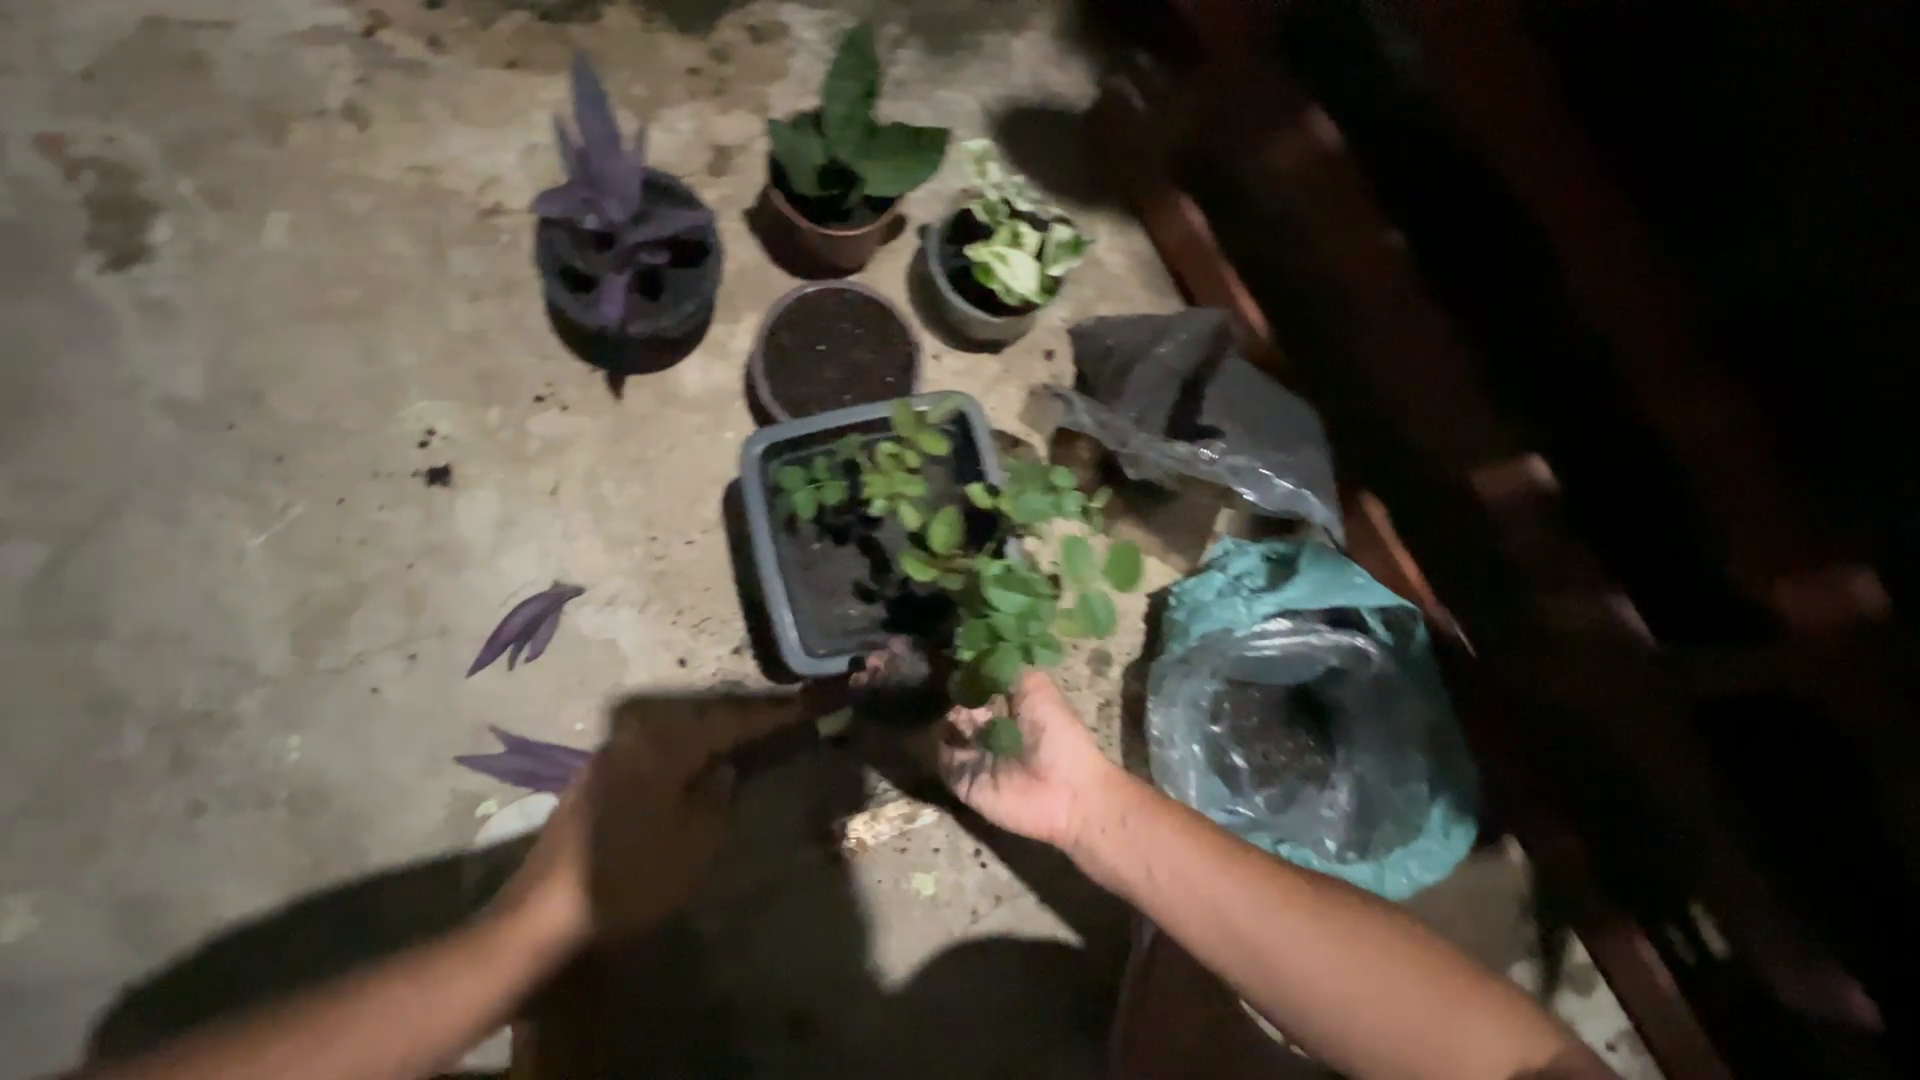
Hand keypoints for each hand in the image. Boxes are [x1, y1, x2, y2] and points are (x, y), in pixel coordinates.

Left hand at [491, 696, 796, 947]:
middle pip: (697, 719)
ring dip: (706, 736)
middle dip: (737, 720)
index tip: (801, 707)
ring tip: (739, 740)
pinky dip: (678, 753)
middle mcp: (633, 741)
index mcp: (663, 749)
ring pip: (671, 734)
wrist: (541, 916)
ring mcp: (608, 759)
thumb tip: (725, 769)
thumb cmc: (629, 878)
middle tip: (774, 719)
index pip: (727, 722)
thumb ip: (717, 798)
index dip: (767, 716)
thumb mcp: (693, 845)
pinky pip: (650, 752)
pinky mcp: (592, 781)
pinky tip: (689, 768)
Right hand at [933, 671, 1126, 849]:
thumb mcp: (1037, 686)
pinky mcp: (961, 781)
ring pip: (943, 729)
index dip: (961, 671)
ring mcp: (971, 754)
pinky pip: (937, 760)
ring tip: (934, 702)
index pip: (975, 684)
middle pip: (955, 705)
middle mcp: (986, 727)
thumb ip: (1005, 668)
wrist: (1067, 791)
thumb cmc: (1056, 733)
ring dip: (937, 715)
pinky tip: (930, 725)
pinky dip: (928, 745)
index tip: (944, 654)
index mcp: (1006, 705)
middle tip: (930, 677)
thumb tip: (972, 654)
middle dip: (945, 692)